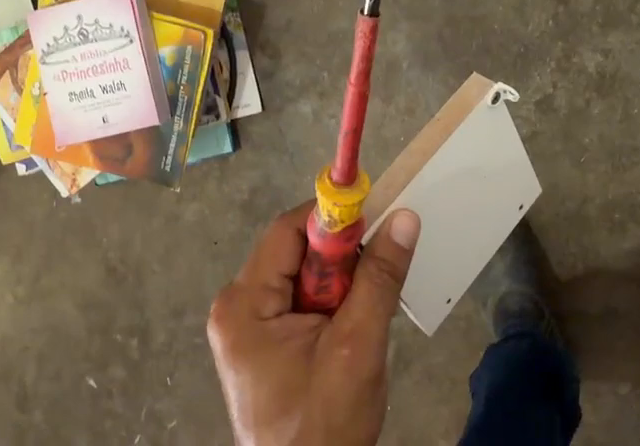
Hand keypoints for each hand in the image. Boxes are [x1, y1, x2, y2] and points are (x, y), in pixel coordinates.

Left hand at [208, 203, 420, 445]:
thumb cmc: (324, 423)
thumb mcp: (357, 346)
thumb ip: (379, 278)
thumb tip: (403, 217)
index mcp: (243, 304)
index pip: (288, 230)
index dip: (332, 218)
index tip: (377, 215)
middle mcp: (237, 307)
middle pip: (296, 252)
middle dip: (341, 257)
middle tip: (380, 269)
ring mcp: (248, 328)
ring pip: (304, 276)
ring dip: (341, 282)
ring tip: (369, 304)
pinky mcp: (264, 345)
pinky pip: (301, 300)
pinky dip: (332, 302)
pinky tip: (355, 322)